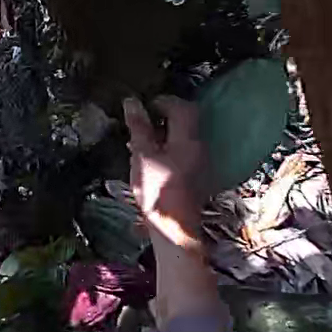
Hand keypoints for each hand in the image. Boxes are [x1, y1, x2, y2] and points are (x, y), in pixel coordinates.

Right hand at [123, 96, 208, 252]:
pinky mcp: (194, 176)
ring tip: (141, 142)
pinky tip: (150, 160)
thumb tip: (132, 102)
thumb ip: (139, 127)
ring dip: (164, 134)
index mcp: (188, 138)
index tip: (144, 106)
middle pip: (185, 121)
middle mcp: (199, 147)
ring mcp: (199, 163)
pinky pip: (182, 152)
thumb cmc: (156, 189)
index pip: (182, 107)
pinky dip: (167, 149)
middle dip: (164, 117)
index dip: (163, 101)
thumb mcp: (142, 155)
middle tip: (141, 122)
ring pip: (183, 137)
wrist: (172, 229)